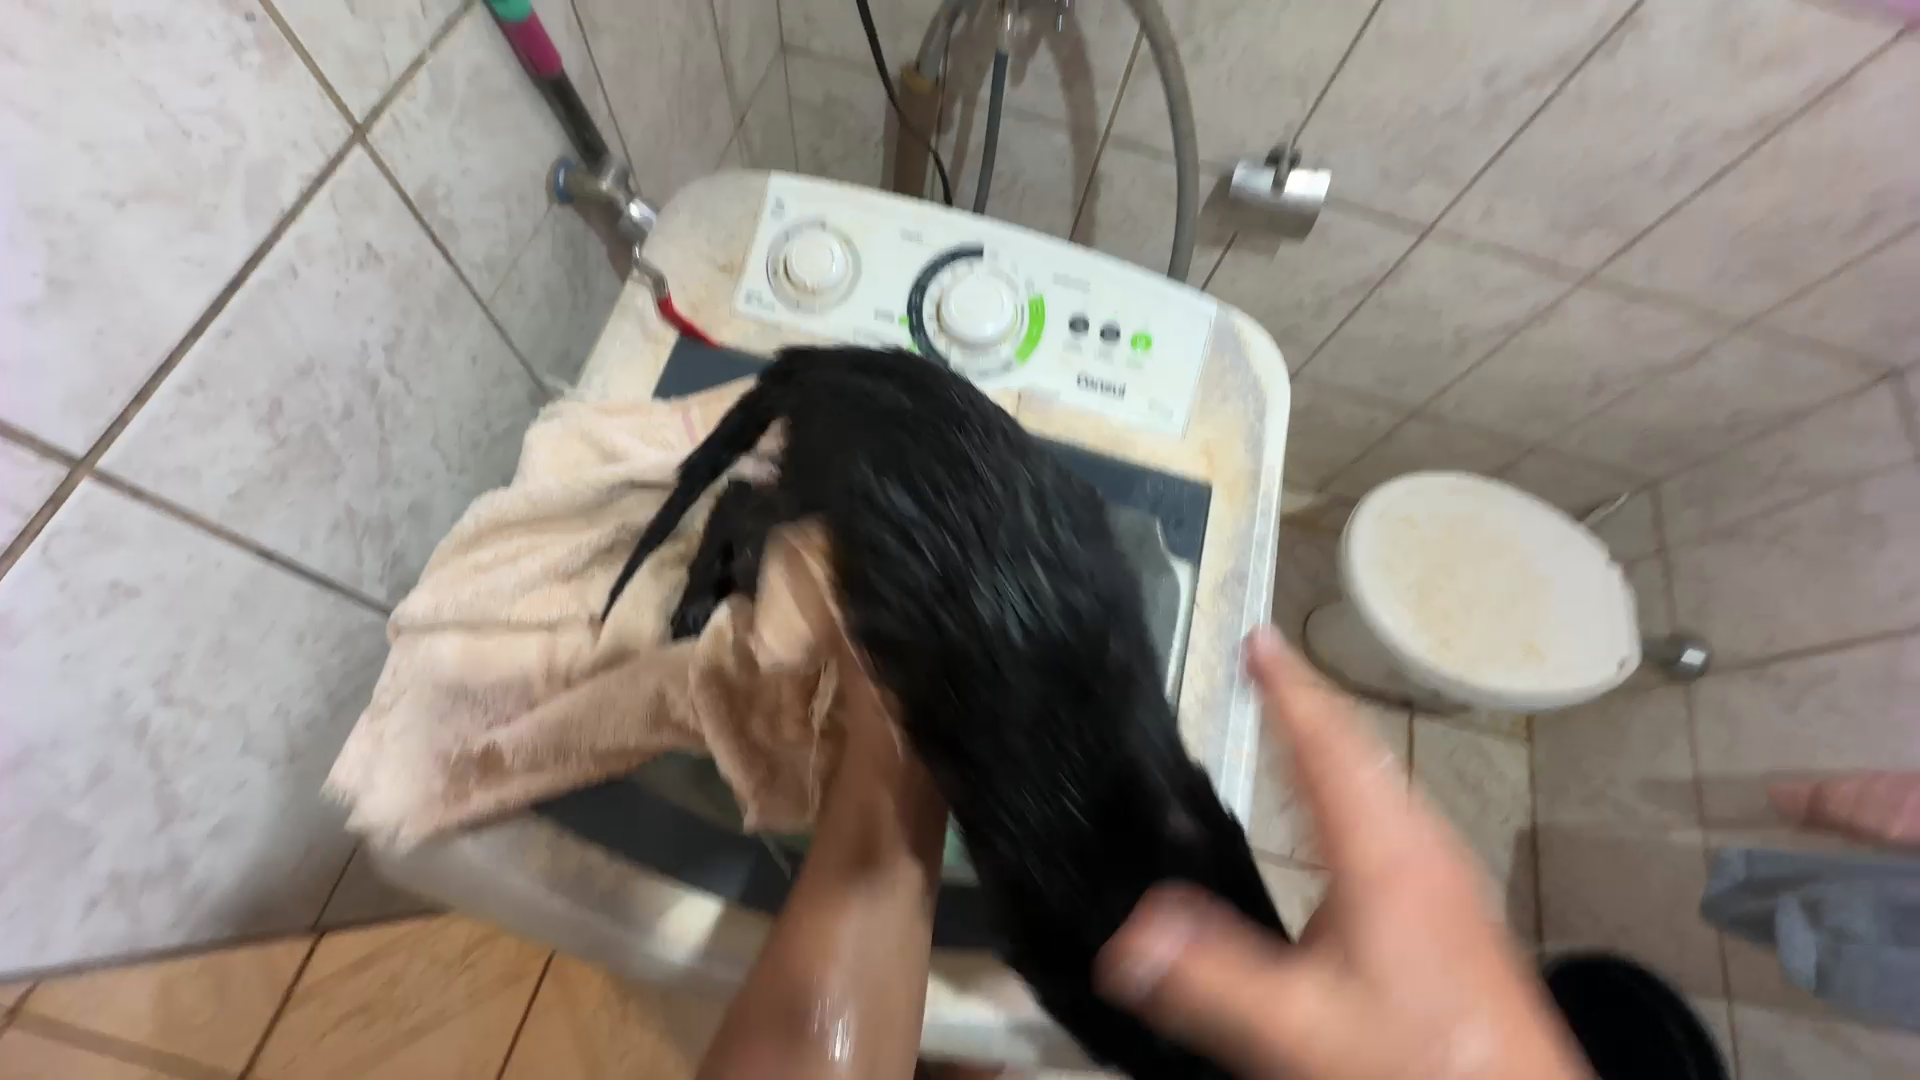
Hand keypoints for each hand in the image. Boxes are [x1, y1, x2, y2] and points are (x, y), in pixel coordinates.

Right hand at [1095, 628, 1592, 1079]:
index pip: (1326, 744)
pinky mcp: (1446, 899)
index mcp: (1383, 854)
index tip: (1258, 639)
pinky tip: (1339, 797)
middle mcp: (1418, 848)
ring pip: (1378, 773)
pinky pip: (1388, 804)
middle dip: (1305, 695)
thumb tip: (1131, 931)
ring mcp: (1440, 872)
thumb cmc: (1428, 1066)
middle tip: (1266, 659)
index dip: (1287, 686)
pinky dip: (1350, 771)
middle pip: (1356, 745)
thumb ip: (1212, 978)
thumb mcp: (1305, 1029)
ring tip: (1293, 705)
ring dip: (1330, 729)